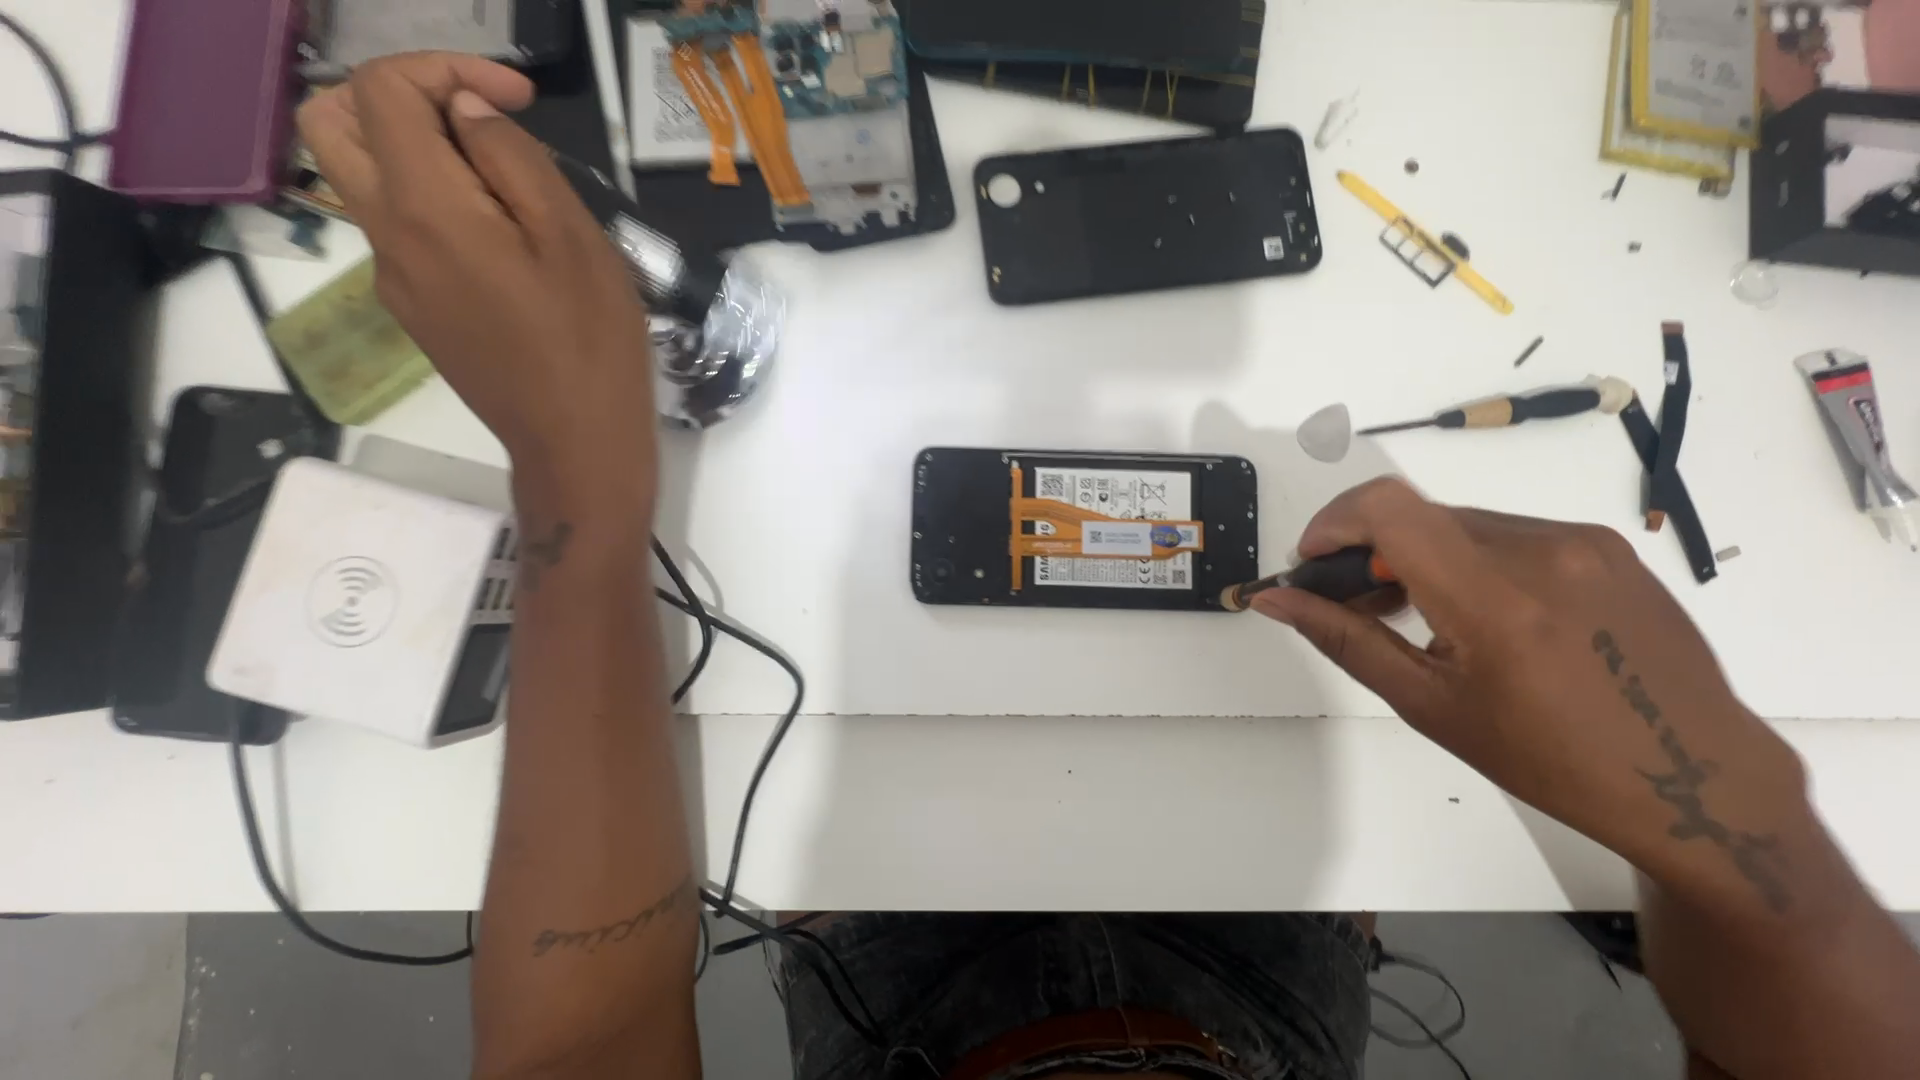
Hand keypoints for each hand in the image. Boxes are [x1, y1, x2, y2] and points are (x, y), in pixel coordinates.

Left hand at [298, 53, 656, 519]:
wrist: (574, 443)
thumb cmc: (591, 344)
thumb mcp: (574, 241)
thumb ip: (515, 161)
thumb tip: (468, 113)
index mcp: (426, 208)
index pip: (384, 90)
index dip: (448, 70)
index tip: (519, 98)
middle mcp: (387, 235)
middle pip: (334, 123)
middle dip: (402, 97)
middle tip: (482, 122)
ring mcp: (394, 278)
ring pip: (365, 178)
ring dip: (420, 152)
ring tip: (508, 185)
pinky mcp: (415, 310)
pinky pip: (400, 231)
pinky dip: (435, 203)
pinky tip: (506, 243)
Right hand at [1255, 479, 1806, 894]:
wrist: (1697, 779)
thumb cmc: (1547, 758)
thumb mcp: (1429, 703)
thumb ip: (1345, 639)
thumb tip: (1275, 600)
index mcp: (1494, 597)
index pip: (1388, 507)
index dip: (1334, 520)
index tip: (1314, 560)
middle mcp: (1541, 549)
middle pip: (1419, 516)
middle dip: (1369, 548)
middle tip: (1354, 603)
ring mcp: (1582, 542)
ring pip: (1463, 524)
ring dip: (1420, 555)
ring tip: (1419, 615)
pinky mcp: (1607, 547)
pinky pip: (1510, 534)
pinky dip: (1470, 559)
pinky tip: (1480, 614)